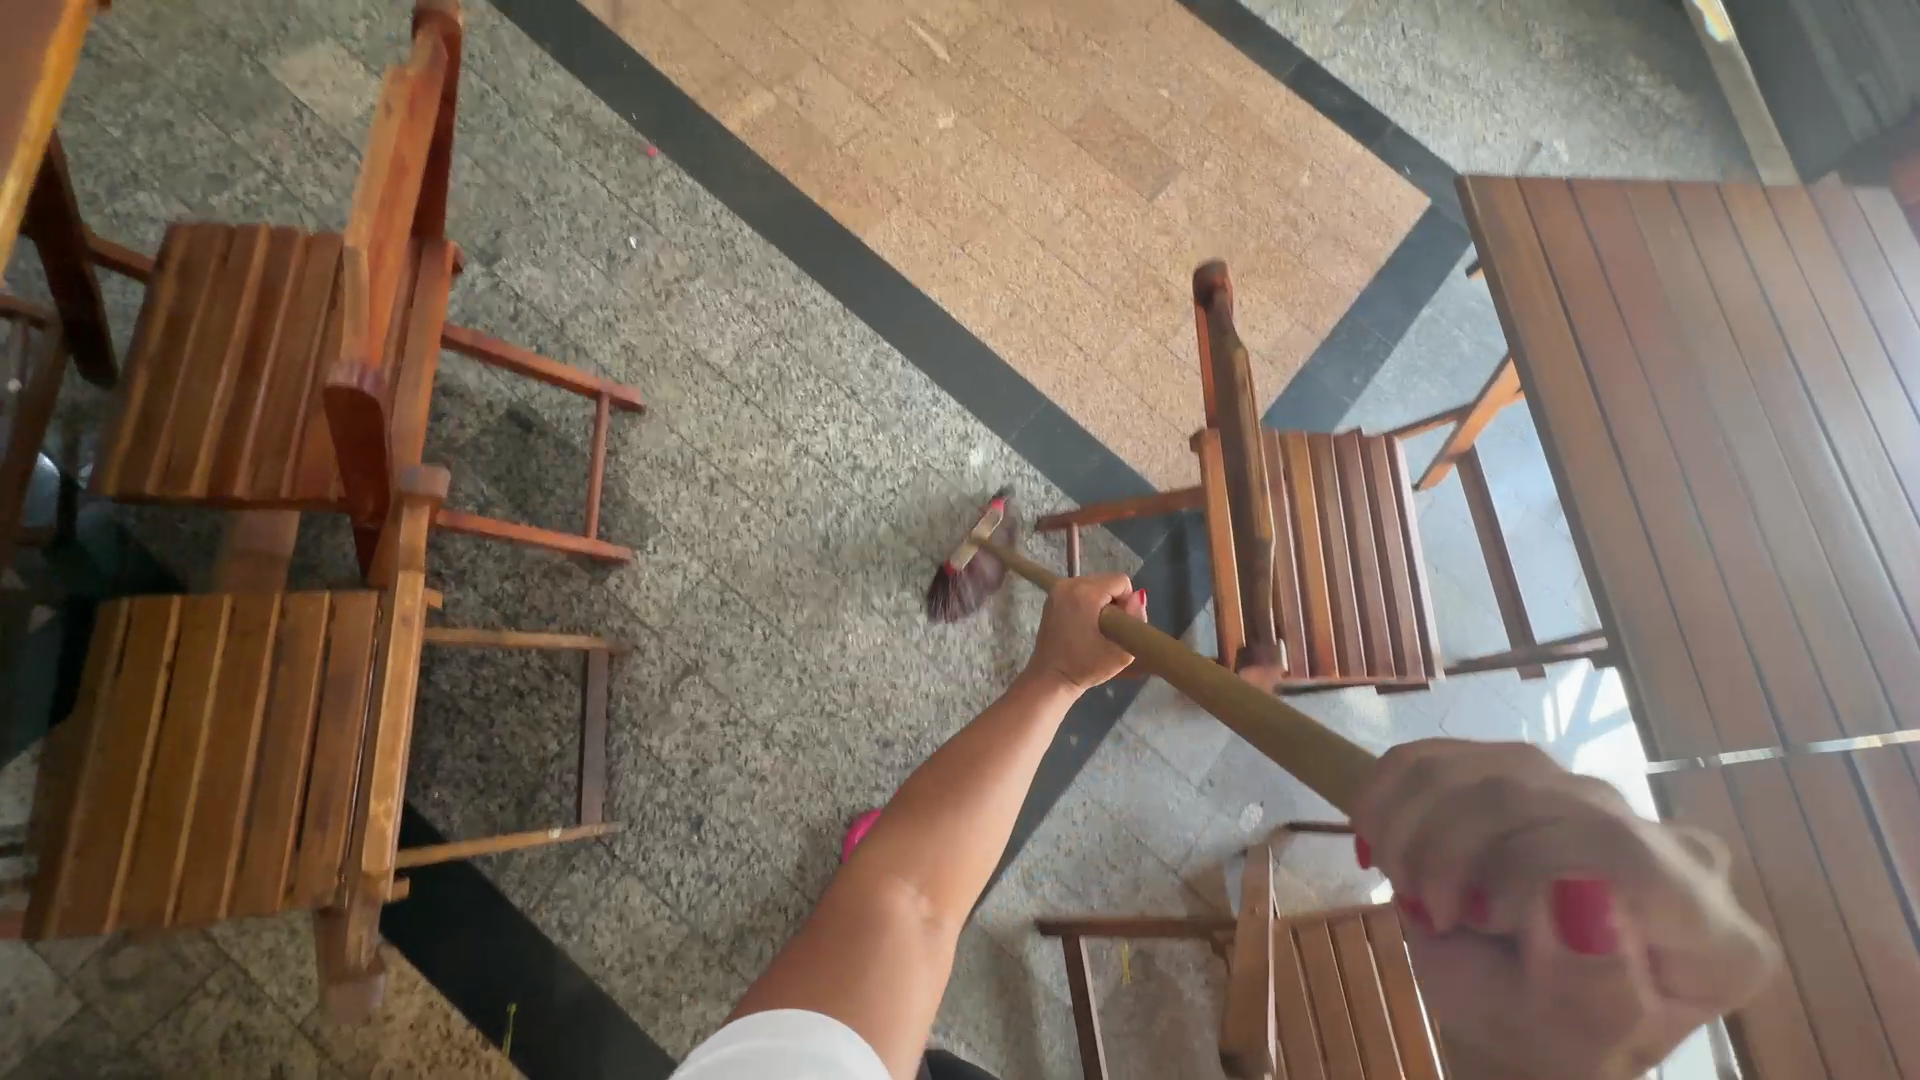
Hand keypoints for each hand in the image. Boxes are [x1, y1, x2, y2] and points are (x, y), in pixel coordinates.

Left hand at [1026, 574, 1144, 691]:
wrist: (1051, 677)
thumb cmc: (1086, 667)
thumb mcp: (1121, 652)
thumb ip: (1136, 619)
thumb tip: (1139, 596)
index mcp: (1085, 593)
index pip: (1120, 581)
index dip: (1127, 602)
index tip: (1119, 624)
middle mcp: (1069, 584)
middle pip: (1106, 580)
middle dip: (1113, 601)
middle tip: (1107, 628)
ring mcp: (1057, 589)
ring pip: (1093, 584)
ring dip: (1101, 602)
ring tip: (1095, 628)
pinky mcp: (1052, 597)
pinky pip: (1079, 590)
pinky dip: (1087, 602)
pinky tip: (1083, 624)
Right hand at [1350, 739, 1776, 1079]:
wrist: (1503, 1007)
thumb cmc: (1544, 1036)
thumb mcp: (1568, 1039)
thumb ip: (1593, 984)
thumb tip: (1579, 889)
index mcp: (1708, 929)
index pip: (1622, 852)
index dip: (1525, 866)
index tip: (1475, 916)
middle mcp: (1658, 841)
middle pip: (1530, 796)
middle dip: (1448, 852)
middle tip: (1431, 912)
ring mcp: (1582, 794)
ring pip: (1471, 766)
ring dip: (1410, 828)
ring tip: (1410, 885)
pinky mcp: (1512, 768)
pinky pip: (1430, 754)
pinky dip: (1386, 798)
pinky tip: (1388, 846)